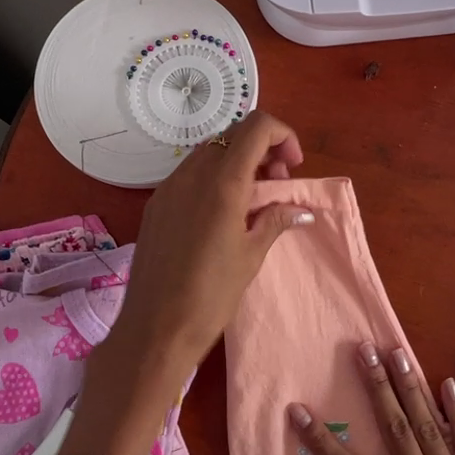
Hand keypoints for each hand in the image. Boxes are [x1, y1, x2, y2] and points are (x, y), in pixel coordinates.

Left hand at [99, 110, 309, 386]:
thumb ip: (275, 220)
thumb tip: (300, 209)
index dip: (282, 136)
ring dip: (238, 162)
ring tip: (253, 200)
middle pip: (232, 134)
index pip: (256, 126)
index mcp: (222, 182)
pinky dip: (214, 177)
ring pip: (210, 152)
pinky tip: (222, 213)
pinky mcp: (156, 204)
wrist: (155, 328)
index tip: (292, 167)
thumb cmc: (211, 295)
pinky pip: (190, 174)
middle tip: (278, 184)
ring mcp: (169, 187)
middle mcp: (192, 174)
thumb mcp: (251, 255)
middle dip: (262, 148)